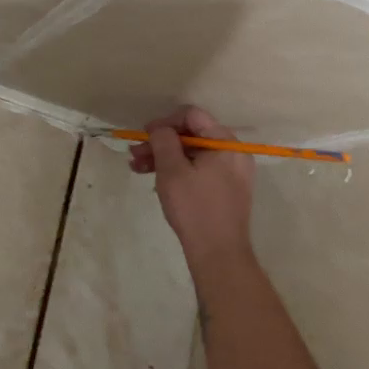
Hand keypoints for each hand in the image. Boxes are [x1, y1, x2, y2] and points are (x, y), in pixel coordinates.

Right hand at [129, 105, 256, 265]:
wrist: (218, 252)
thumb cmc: (194, 207)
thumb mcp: (172, 170)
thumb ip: (164, 141)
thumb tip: (160, 128)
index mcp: (225, 143)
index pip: (192, 116)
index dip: (165, 122)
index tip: (144, 136)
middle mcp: (233, 153)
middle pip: (192, 135)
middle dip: (161, 143)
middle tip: (135, 154)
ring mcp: (232, 173)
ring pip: (193, 155)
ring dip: (165, 158)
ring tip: (137, 168)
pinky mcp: (226, 190)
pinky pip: (199, 170)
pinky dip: (178, 171)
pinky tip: (157, 181)